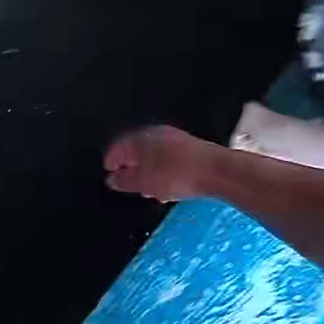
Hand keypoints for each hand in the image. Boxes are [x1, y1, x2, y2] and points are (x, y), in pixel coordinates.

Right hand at [103, 125, 219, 201]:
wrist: (215, 171)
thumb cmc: (177, 174)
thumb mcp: (143, 182)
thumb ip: (124, 181)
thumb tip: (113, 179)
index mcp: (140, 138)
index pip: (118, 146)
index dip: (111, 160)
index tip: (108, 171)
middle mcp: (157, 134)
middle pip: (136, 150)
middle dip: (130, 167)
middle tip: (127, 182)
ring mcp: (175, 140)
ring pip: (154, 155)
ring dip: (148, 172)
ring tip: (148, 190)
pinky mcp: (190, 149)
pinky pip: (169, 159)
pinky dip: (163, 172)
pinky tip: (167, 187)